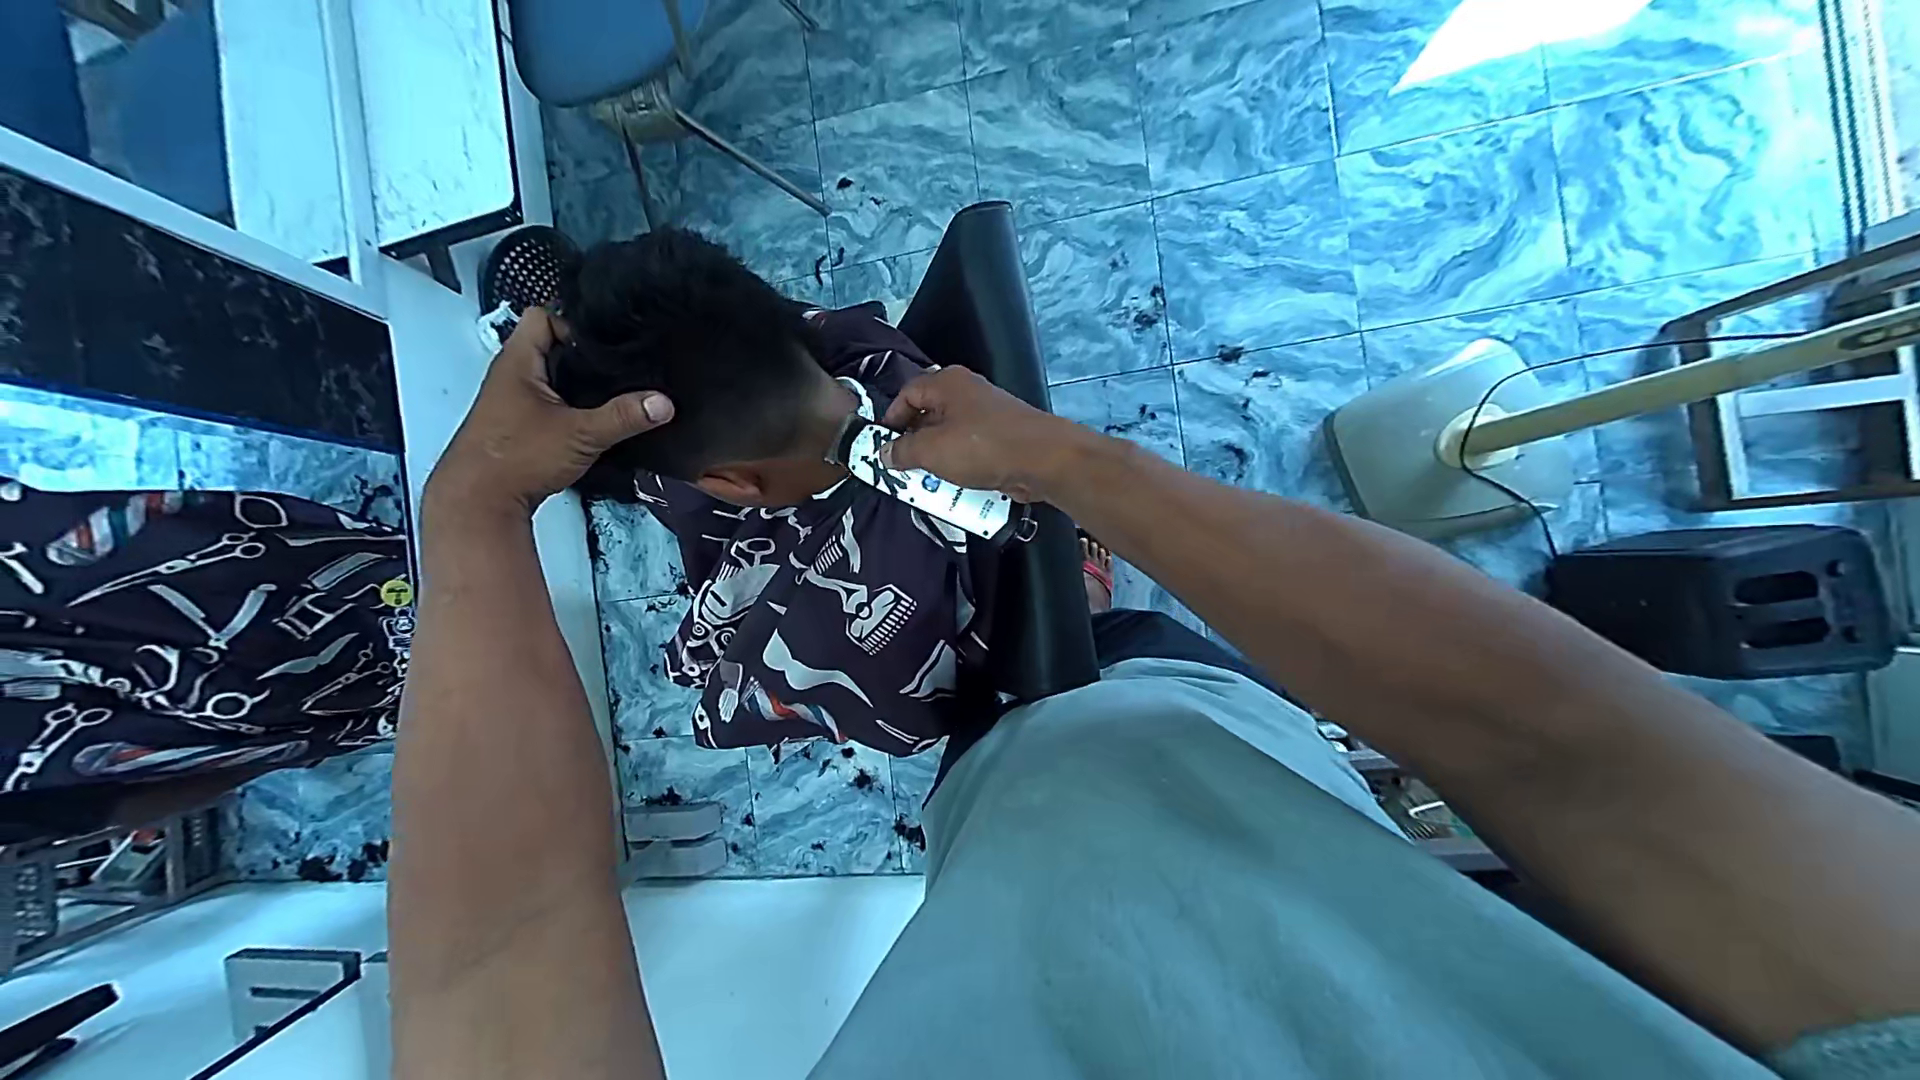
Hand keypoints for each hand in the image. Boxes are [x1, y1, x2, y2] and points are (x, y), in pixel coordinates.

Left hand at [426, 308, 672, 516]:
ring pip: (555, 379)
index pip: (543, 317)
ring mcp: (516, 402)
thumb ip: (625, 416)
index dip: (576, 323)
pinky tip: (599, 422)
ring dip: (582, 385)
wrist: (481, 503)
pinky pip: (554, 404)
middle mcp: (513, 377)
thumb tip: (664, 403)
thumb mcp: (581, 434)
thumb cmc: (518, 458)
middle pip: (553, 348)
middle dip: (587, 357)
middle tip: (622, 367)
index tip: (608, 343)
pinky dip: (576, 408)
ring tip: (617, 393)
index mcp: (518, 363)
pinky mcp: (523, 426)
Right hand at [879, 366, 1087, 502]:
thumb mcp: (932, 450)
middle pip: (928, 414)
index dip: (892, 419)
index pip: (907, 394)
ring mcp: (987, 413)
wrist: (1043, 459)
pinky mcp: (1002, 436)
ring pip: (949, 435)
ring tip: (927, 481)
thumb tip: (884, 453)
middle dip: (914, 443)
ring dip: (937, 458)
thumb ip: (902, 451)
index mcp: (947, 383)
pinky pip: (970, 449)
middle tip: (903, 467)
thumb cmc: (982, 447)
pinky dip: (960, 465)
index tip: (883, 446)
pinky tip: (956, 484)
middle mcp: (967, 392)